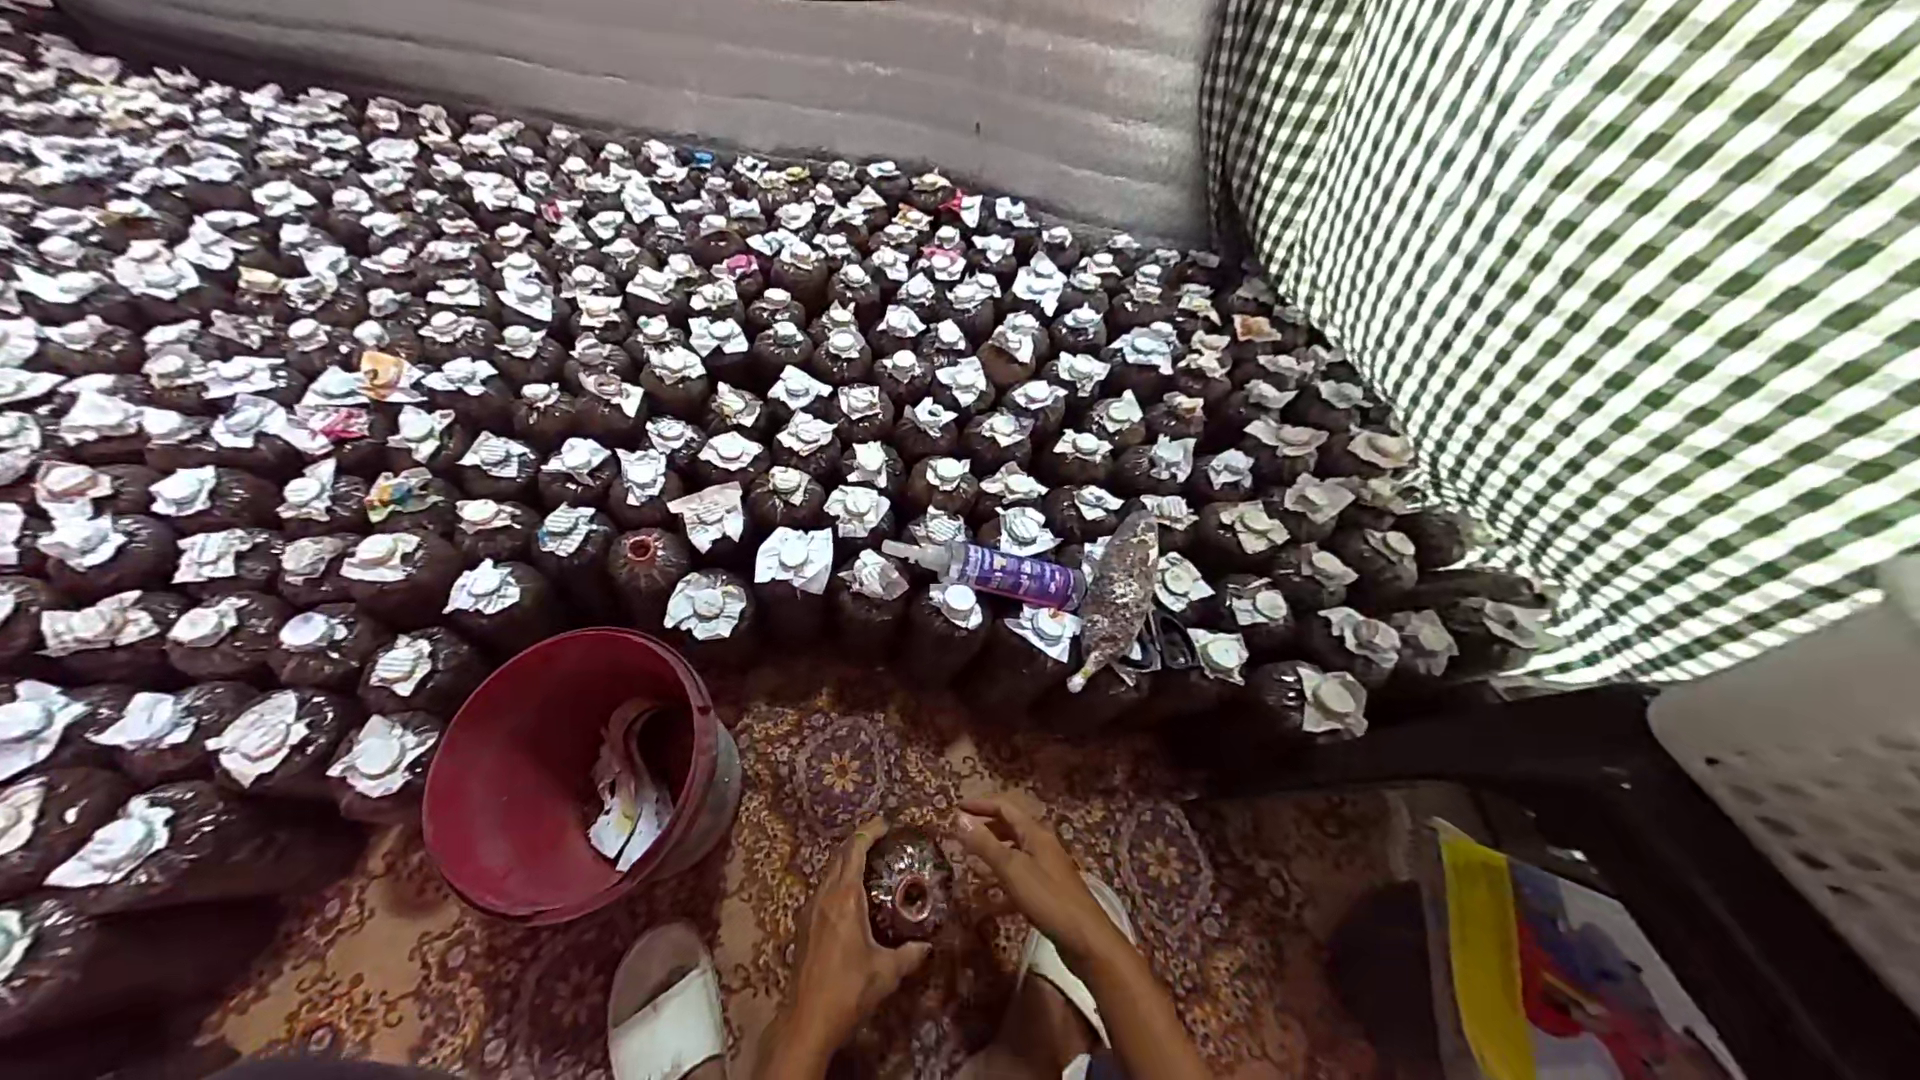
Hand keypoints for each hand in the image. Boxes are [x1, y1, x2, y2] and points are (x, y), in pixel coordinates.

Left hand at [780, 816, 933, 1057]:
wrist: (805, 1022)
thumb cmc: (848, 990)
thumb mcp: (886, 972)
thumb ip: (910, 955)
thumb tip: (928, 945)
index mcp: (844, 898)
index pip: (855, 850)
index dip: (870, 831)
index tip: (886, 824)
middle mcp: (824, 896)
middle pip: (839, 855)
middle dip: (859, 841)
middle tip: (881, 838)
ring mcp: (810, 910)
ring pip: (829, 872)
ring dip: (846, 860)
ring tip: (869, 862)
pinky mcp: (803, 926)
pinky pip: (823, 889)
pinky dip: (838, 880)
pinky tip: (851, 896)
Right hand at [954, 795, 1129, 970]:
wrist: (1087, 940)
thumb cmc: (1048, 899)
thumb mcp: (1012, 870)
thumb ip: (985, 844)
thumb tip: (959, 818)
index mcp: (1035, 833)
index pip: (1005, 807)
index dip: (980, 805)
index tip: (956, 808)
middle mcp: (1042, 844)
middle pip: (1010, 826)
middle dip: (985, 826)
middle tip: (961, 833)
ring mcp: (1047, 868)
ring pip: (1015, 851)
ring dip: (992, 851)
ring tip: (970, 859)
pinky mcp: (1048, 890)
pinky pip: (1020, 876)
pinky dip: (1002, 879)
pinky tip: (987, 898)